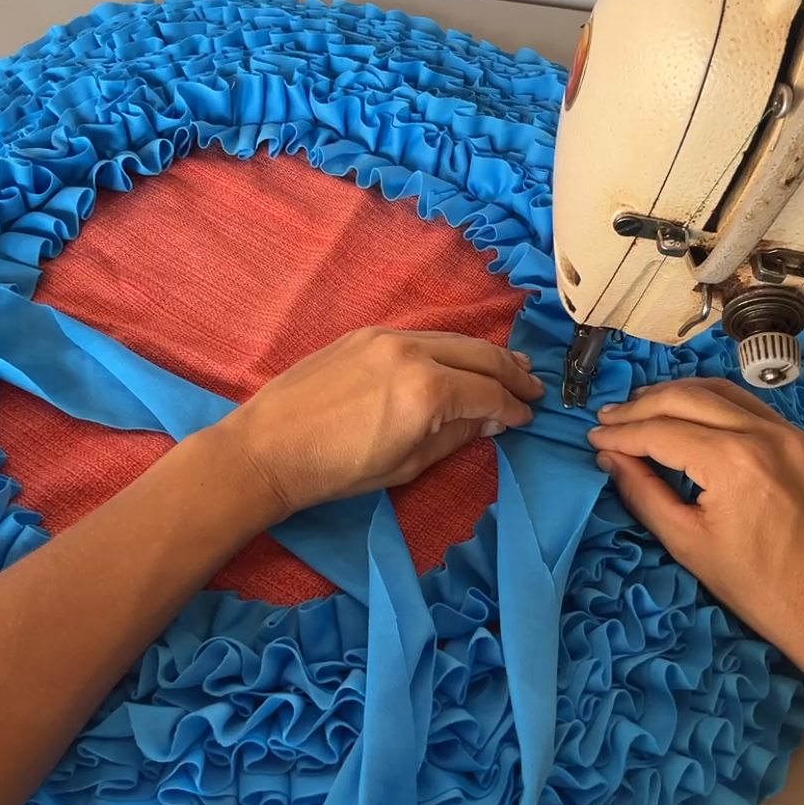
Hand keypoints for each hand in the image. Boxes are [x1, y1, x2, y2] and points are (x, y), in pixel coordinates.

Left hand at [211, 328, 543, 519]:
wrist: (269, 447)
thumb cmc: (338, 470)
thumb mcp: (406, 465)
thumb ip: (455, 436)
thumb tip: (489, 420)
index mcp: (427, 390)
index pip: (487, 393)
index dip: (513, 408)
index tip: (528, 418)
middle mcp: (413, 351)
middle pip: (479, 355)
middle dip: (512, 372)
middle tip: (534, 387)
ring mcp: (387, 336)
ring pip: (453, 338)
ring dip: (485, 354)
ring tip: (510, 368)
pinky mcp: (366, 333)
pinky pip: (423, 335)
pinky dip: (450, 347)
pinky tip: (458, 359)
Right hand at [587, 378, 803, 680]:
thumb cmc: (763, 593)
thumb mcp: (689, 546)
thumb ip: (643, 494)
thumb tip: (610, 458)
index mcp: (733, 462)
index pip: (660, 431)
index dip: (620, 434)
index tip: (592, 439)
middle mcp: (766, 434)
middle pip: (687, 397)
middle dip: (641, 406)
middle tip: (609, 420)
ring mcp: (796, 435)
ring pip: (723, 392)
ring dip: (677, 395)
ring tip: (643, 410)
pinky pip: (754, 410)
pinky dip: (715, 406)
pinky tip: (696, 421)